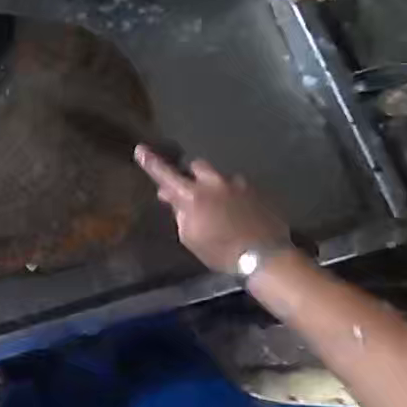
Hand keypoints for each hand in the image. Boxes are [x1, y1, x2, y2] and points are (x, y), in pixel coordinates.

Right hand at [134, 146, 291, 269]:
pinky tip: (238, 213)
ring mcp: (239, 185)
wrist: (265, 258)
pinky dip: (234, 197)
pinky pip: (239, 188)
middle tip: (191, 191)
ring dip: (216, 187)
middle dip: (192, 175)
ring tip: (220, 206)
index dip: (151, 162)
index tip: (140, 149)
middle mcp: (215, 183)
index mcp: (192, 195)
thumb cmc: (219, 251)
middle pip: (197, 166)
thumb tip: (173, 197)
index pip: (165, 174)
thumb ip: (180, 213)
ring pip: (221, 177)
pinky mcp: (258, 192)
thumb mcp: (190, 237)